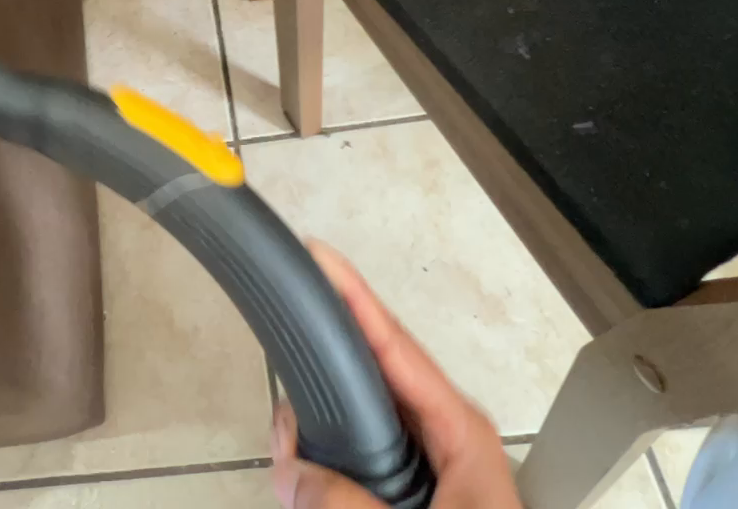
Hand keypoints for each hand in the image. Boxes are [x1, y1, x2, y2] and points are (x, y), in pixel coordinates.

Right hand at [271, 242, 522, 508]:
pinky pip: (353, 451)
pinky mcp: (404, 482)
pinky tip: (302, 471)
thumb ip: (354, 504)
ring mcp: (421, 453)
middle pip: (367, 371)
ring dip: (313, 428)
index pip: (395, 344)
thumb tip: (288, 470)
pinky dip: (322, 458)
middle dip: (318, 371)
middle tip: (280, 394)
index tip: (318, 253)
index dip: (354, 295)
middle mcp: (438, 426)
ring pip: (354, 413)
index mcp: (457, 426)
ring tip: (286, 454)